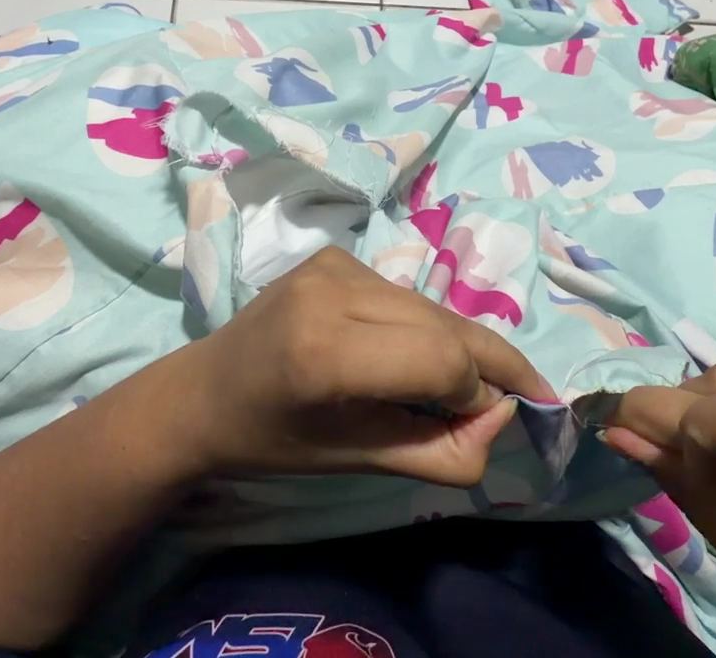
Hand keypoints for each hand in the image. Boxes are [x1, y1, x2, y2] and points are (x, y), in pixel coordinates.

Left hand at [177, 247, 553, 487]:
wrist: (204, 391)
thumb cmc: (274, 440)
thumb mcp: (358, 461)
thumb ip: (442, 453)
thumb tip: (503, 414)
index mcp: (326, 351)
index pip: (442, 359)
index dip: (477, 394)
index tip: (475, 422)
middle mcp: (332, 290)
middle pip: (445, 325)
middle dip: (485, 365)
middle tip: (511, 397)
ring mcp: (332, 263)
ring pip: (429, 306)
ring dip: (453, 344)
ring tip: (445, 383)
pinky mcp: (333, 254)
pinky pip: (403, 293)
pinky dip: (419, 325)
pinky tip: (397, 350)